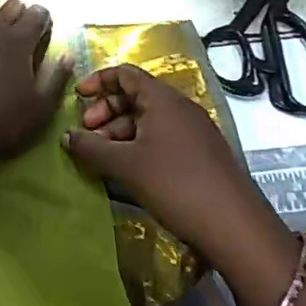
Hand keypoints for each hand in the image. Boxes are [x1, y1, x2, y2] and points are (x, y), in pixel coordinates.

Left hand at [0, 0, 67, 161]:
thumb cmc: (7, 118)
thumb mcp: (42, 104)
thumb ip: (56, 76)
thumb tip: (67, 54)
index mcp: (19, 41)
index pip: (35, 16)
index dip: (43, 16)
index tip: (48, 21)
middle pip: (8, 9)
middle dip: (20, 8)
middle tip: (27, 15)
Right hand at [64, 65, 290, 269]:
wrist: (237, 230)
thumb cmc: (176, 185)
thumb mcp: (125, 165)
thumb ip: (90, 147)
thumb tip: (67, 136)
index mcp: (163, 99)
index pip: (125, 74)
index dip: (98, 81)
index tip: (77, 97)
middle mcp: (180, 108)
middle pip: (134, 96)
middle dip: (105, 111)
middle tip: (87, 133)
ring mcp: (194, 133)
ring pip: (147, 120)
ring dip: (119, 132)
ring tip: (102, 157)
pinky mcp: (202, 156)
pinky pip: (162, 138)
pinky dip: (138, 146)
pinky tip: (126, 170)